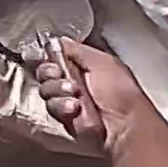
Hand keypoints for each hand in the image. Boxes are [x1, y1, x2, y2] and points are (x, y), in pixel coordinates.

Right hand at [27, 39, 167, 154]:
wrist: (122, 125)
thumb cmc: (121, 93)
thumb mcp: (102, 62)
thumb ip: (77, 49)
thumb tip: (58, 41)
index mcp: (84, 65)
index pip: (56, 55)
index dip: (50, 55)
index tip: (52, 57)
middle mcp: (73, 81)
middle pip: (45, 71)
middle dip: (50, 72)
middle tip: (60, 74)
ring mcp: (66, 99)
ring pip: (46, 88)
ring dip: (58, 89)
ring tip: (75, 95)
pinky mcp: (62, 116)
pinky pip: (50, 105)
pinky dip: (61, 105)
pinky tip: (74, 108)